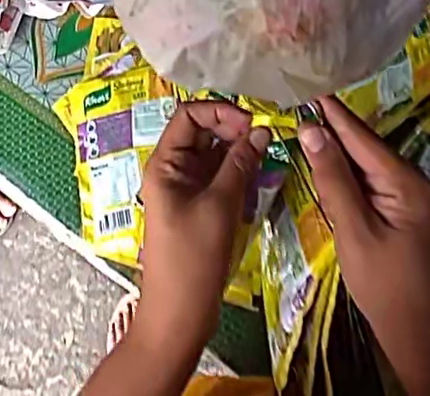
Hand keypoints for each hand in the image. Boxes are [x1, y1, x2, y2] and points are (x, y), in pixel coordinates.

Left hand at [136, 101, 269, 358]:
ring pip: (216, 152)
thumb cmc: (192, 260)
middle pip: (204, 130)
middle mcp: (174, 168)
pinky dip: (239, 171)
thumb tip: (262, 130)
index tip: (249, 122)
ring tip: (264, 157)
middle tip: (263, 138)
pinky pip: (221, 173)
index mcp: (165, 163)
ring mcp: (187, 186)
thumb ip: (241, 163)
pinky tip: (258, 176)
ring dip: (240, 151)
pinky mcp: (201, 203)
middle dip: (234, 129)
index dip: (219, 111)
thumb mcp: (220, 205)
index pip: (189, 115)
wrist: (178, 319)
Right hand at [297, 97, 429, 342]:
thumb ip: (333, 179)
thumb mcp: (353, 231)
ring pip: (363, 158)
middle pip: (363, 144)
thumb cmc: (382, 283)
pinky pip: (365, 175)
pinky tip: (323, 158)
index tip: (309, 87)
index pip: (361, 137)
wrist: (411, 329)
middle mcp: (408, 176)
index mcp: (403, 180)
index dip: (333, 112)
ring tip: (305, 120)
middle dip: (332, 124)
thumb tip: (312, 130)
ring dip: (335, 144)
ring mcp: (404, 189)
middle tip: (300, 101)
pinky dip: (343, 167)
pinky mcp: (395, 202)